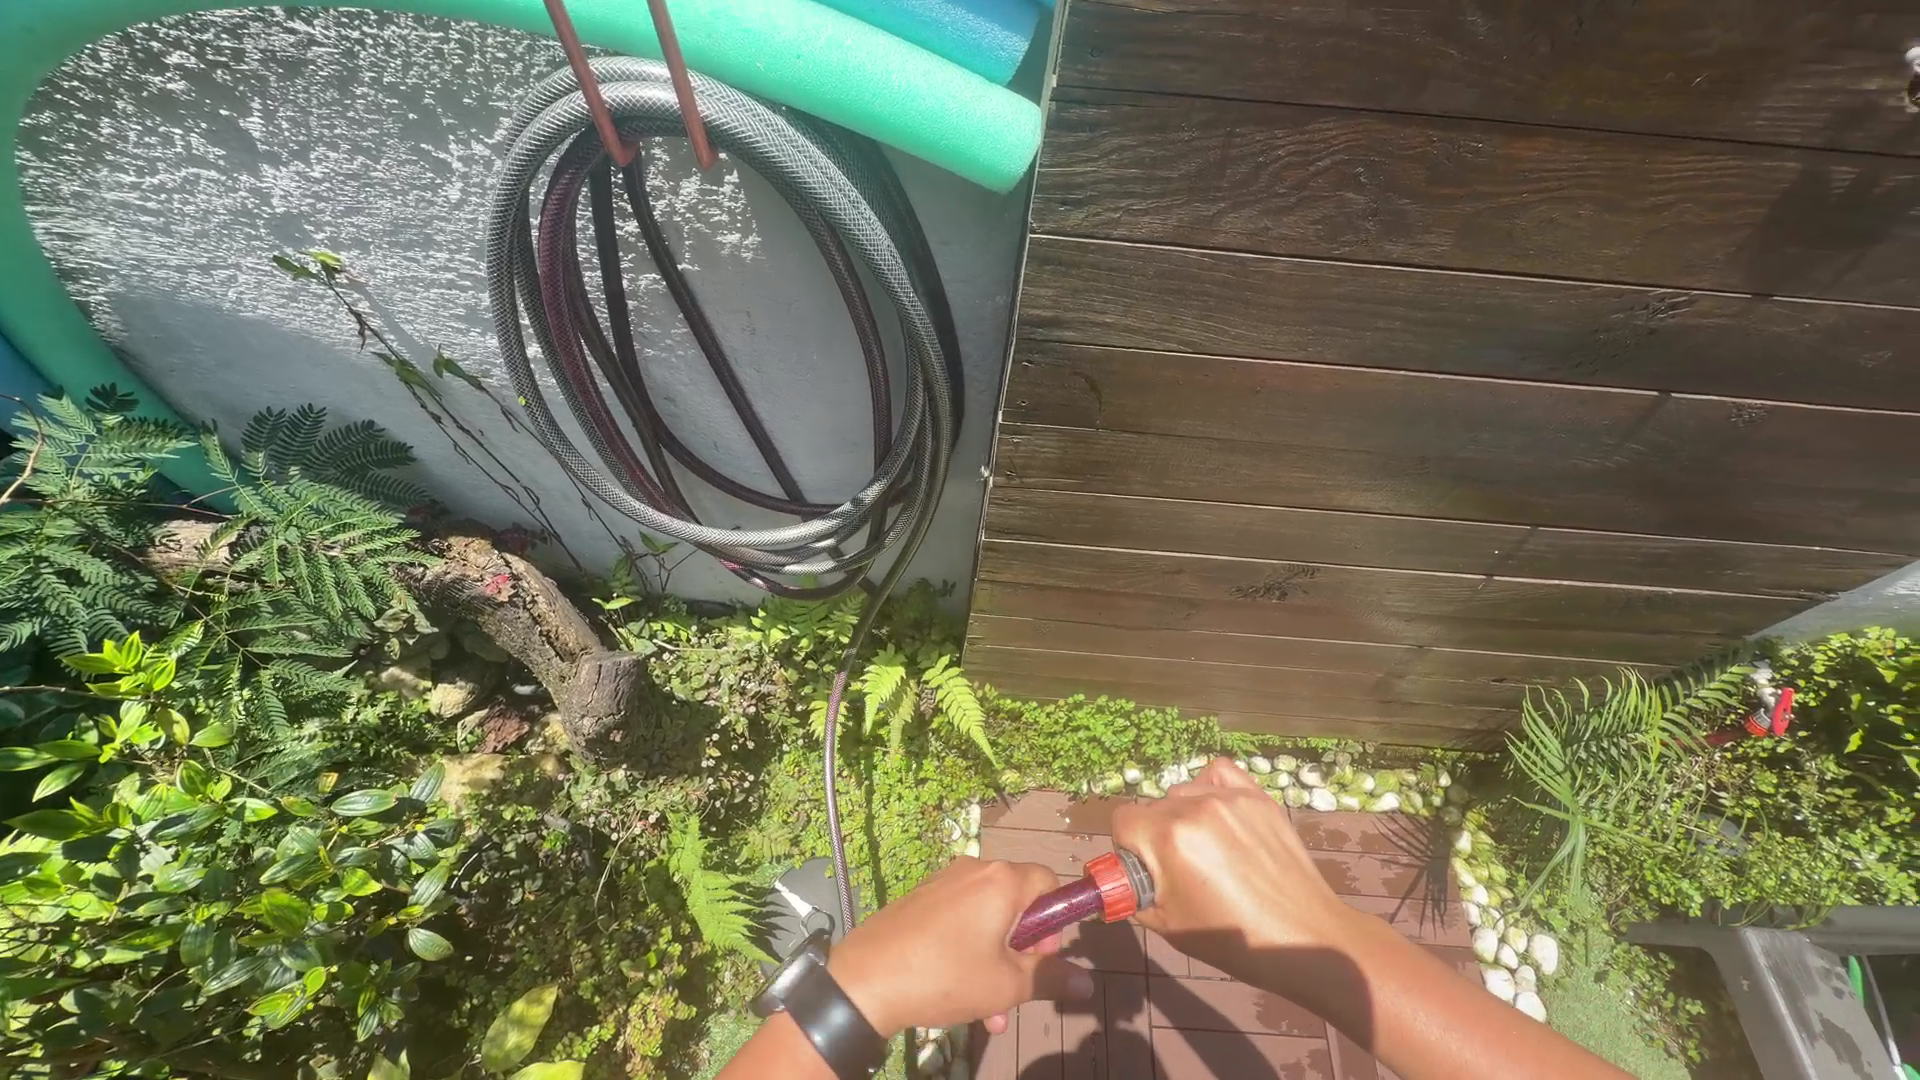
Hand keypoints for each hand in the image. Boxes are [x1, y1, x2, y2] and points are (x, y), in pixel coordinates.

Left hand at [827, 857, 1095, 1037]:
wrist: (867, 977)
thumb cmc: (946, 975)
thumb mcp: (1005, 986)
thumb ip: (1050, 978)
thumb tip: (1087, 983)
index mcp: (1002, 880)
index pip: (1049, 881)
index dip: (1054, 920)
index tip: (1041, 957)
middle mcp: (976, 869)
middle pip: (1018, 902)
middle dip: (1024, 950)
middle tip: (1017, 986)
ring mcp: (945, 881)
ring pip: (989, 918)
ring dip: (998, 960)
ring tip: (991, 1011)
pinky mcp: (924, 897)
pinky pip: (962, 918)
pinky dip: (971, 949)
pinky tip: (962, 995)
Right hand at [1111, 757, 1354, 984]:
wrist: (1306, 939)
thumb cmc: (1233, 940)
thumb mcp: (1168, 925)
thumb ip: (1134, 893)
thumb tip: (1120, 879)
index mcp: (1169, 837)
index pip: (1122, 820)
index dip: (1128, 848)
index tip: (1148, 872)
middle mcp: (1195, 806)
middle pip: (1152, 807)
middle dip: (1156, 835)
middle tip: (1182, 869)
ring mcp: (1230, 797)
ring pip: (1182, 793)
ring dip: (1184, 816)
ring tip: (1210, 849)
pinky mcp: (1258, 796)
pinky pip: (1218, 773)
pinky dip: (1210, 786)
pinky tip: (1220, 814)